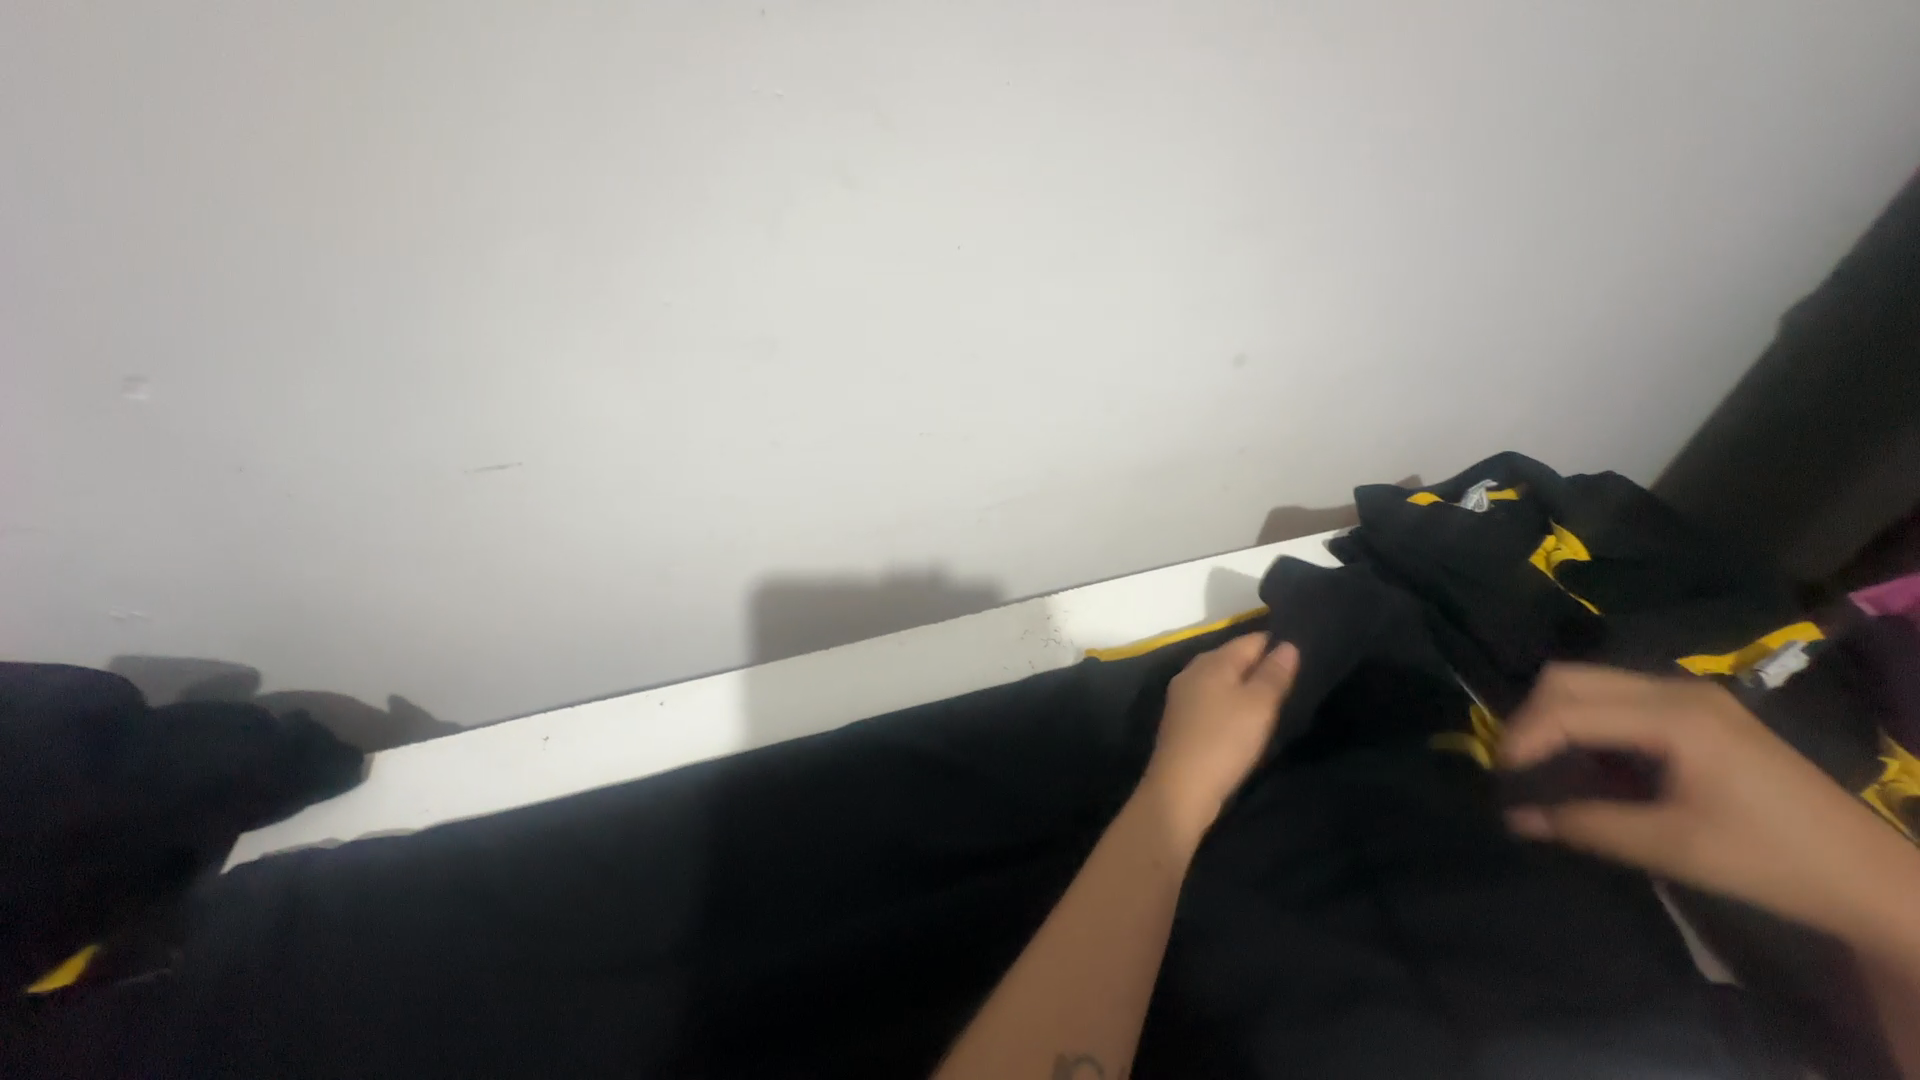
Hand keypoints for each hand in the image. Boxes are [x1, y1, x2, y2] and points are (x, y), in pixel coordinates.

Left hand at [1142, 633, 1298, 830]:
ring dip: (1244, 685)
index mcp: (1211, 662)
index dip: (1275, 643)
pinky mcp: (1181, 721)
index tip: (1302, 650)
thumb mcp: (1258, 705)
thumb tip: (1287, 644)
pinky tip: (1244, 717)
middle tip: (1294, 674)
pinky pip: (1212, 701)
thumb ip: (1273, 673)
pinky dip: (1230, 703)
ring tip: (1274, 695)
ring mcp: (1183, 697)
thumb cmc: (1223, 741)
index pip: (1249, 640)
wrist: (1180, 788)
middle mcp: (1192, 672)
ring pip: (1221, 680)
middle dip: (1259, 663)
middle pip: (1232, 658)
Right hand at [1501, 664, 1916, 940]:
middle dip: (1529, 717)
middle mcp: (1678, 690)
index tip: (1498, 776)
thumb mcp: (1669, 846)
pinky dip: (1584, 721)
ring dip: (1554, 716)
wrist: (1872, 879)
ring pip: (1590, 683)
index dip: (1522, 738)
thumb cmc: (1771, 860)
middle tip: (1514, 764)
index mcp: (1675, 716)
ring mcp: (1692, 697)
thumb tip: (1514, 817)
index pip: (1568, 709)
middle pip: (1570, 679)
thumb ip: (1583, 824)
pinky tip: (1584, 760)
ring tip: (1539, 762)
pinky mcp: (1699, 713)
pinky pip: (1616, 698)